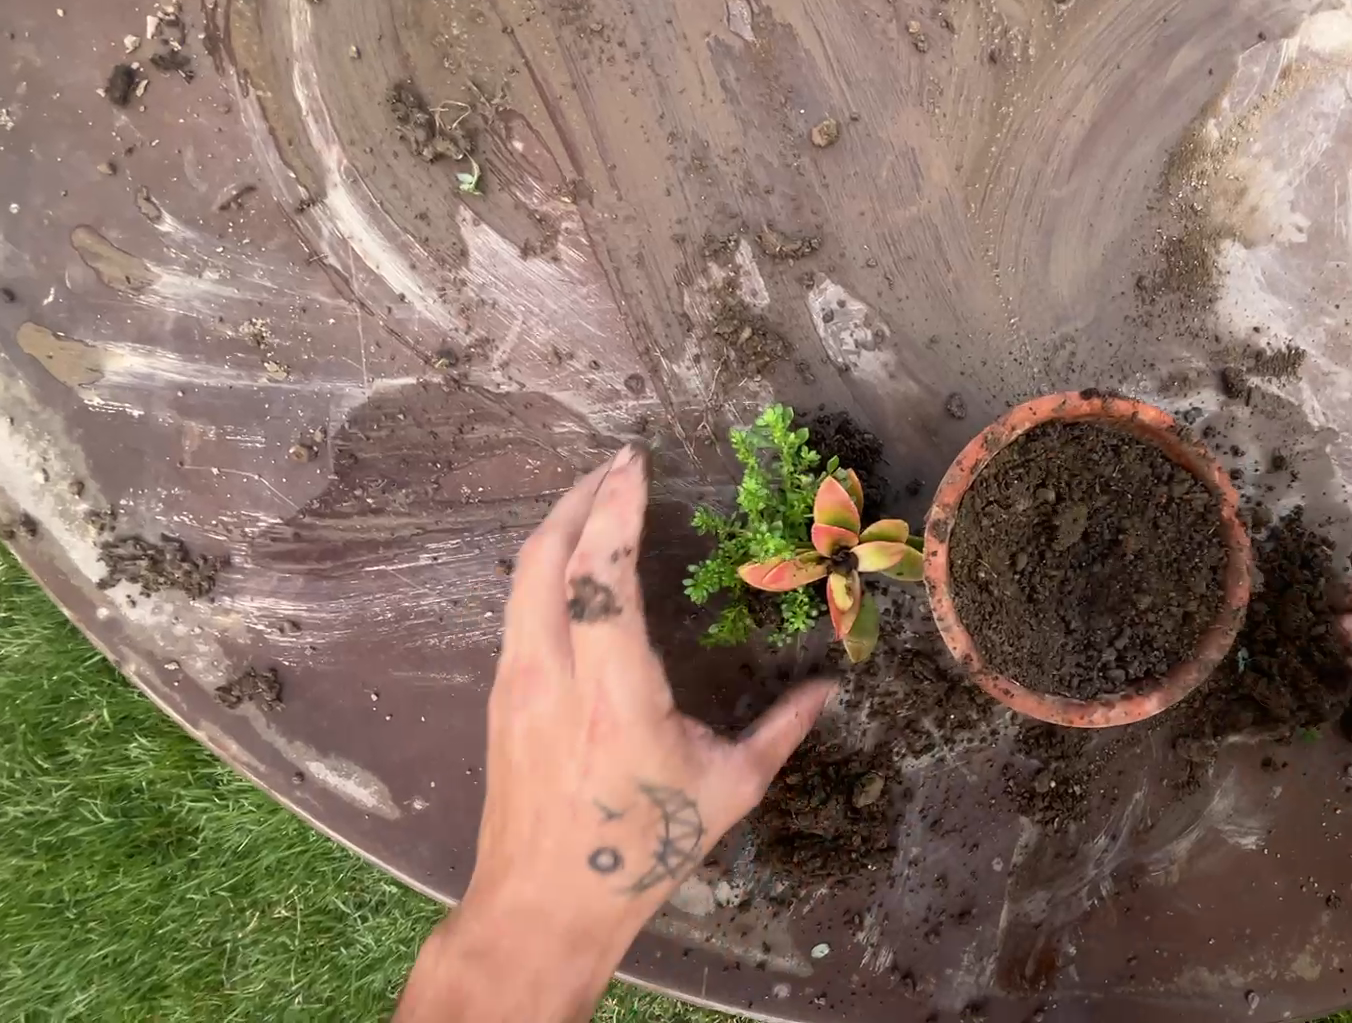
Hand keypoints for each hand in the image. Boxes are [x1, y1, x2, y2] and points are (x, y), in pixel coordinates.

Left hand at [398, 446, 835, 1022]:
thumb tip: (830, 689)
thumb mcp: (729, 788)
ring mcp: (515, 683)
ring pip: (520, 576)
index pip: (601, 579)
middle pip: (544, 558)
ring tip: (599, 493)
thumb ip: (783, 729)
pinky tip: (576, 558)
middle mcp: (552, 674)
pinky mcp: (500, 695)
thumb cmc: (642, 848)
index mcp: (615, 693)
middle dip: (580, 497)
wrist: (539, 910)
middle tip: (618, 462)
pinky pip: (519, 604)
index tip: (635, 465)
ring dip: (560, 524)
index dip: (616, 512)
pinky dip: (548, 561)